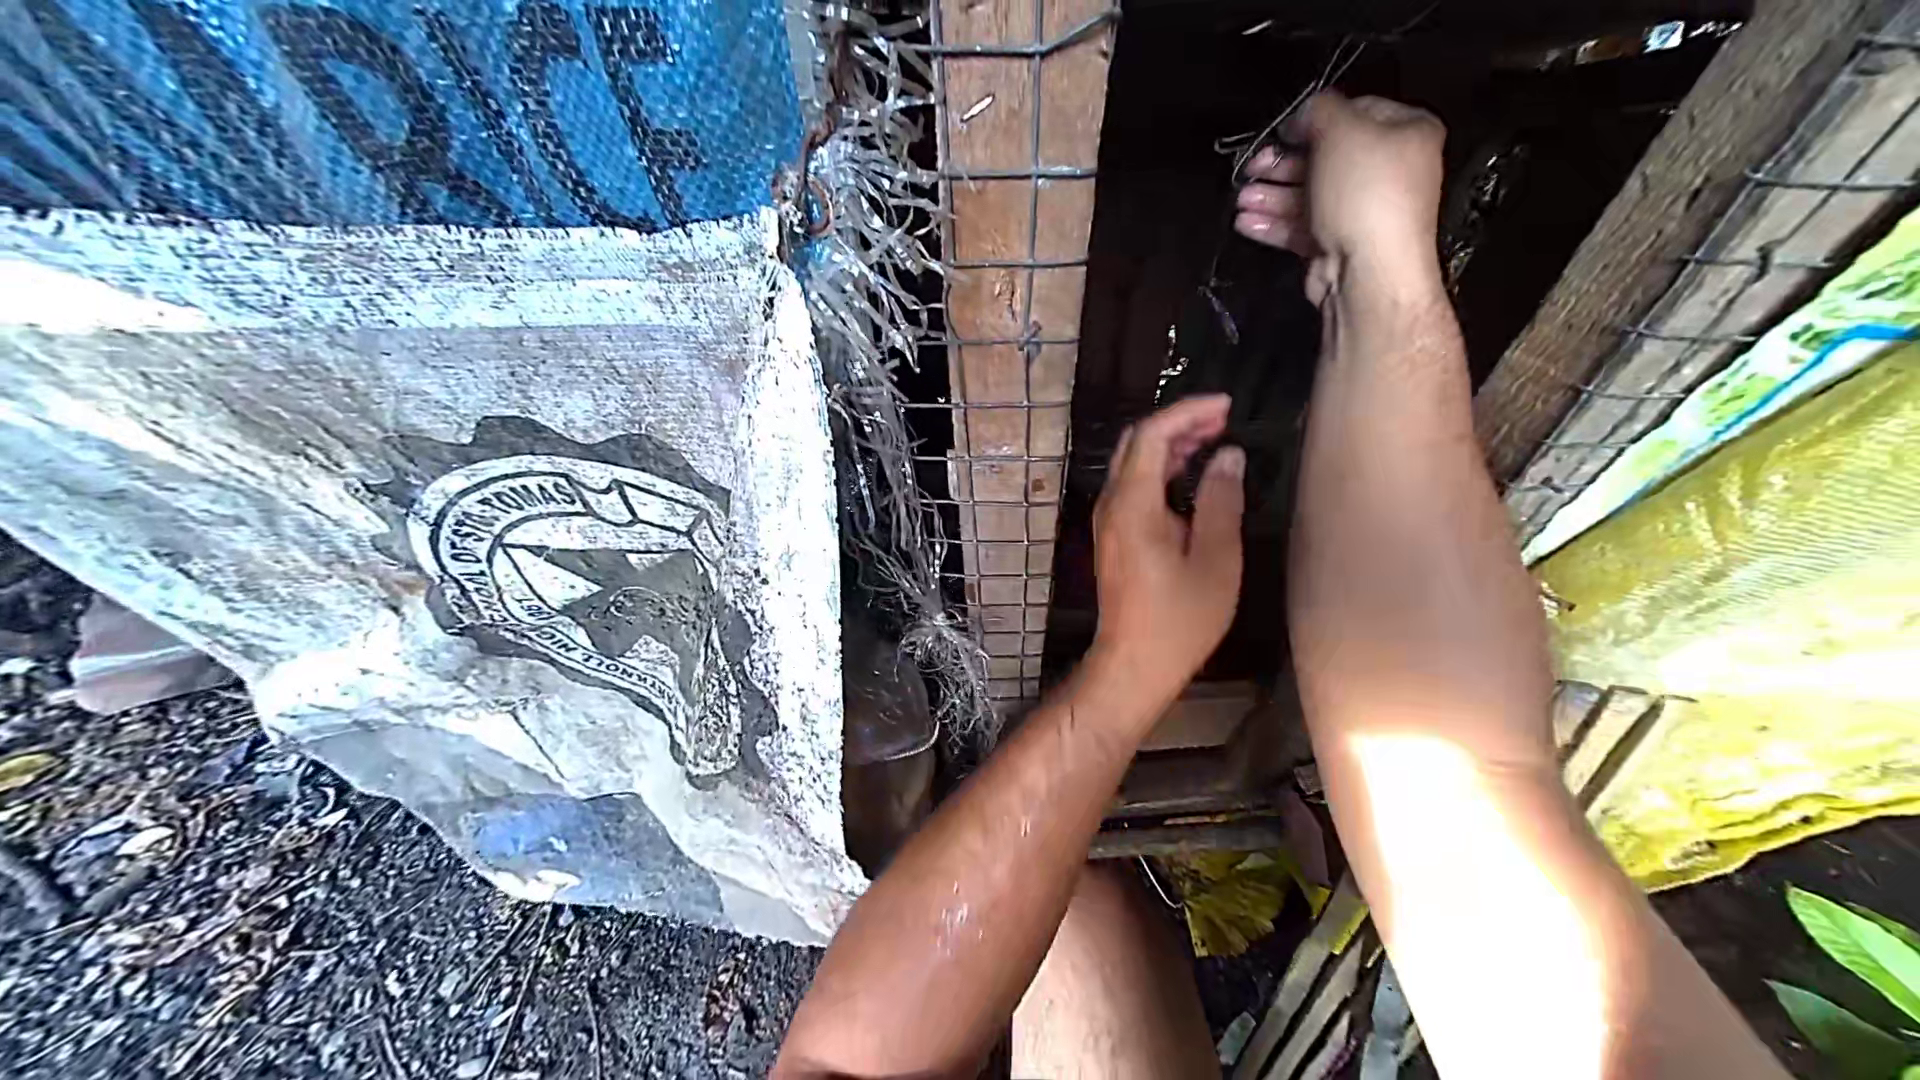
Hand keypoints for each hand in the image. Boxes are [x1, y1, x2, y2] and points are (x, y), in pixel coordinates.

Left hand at [1089, 395, 1244, 706]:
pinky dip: (1160, 470)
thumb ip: (1220, 500)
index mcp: (1133, 504)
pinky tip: (1189, 475)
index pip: (1152, 435)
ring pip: (1133, 464)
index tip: (1226, 405)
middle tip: (1223, 418)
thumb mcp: (1214, 558)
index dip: (1188, 411)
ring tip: (1213, 438)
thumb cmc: (1179, 617)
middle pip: (1137, 443)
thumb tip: (1227, 455)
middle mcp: (1111, 504)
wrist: (1134, 661)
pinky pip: (1133, 487)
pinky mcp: (1113, 535)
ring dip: (1170, 445)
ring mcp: (1107, 520)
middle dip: (1178, 422)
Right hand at [1234, 91, 1445, 301]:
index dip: (1313, 121)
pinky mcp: (1335, 245)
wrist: (1368, 270)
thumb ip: (1320, 111)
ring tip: (1243, 199)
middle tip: (1253, 168)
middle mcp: (1386, 173)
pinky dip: (1273, 224)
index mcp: (1405, 133)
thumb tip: (1305, 111)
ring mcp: (1359, 213)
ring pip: (1307, 197)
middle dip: (1281, 165)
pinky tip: (1247, 222)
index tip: (1283, 131)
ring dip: (1271, 196)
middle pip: (1324, 160)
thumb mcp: (1343, 132)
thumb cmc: (1366, 196)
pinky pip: (1300, 228)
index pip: (1354, 114)